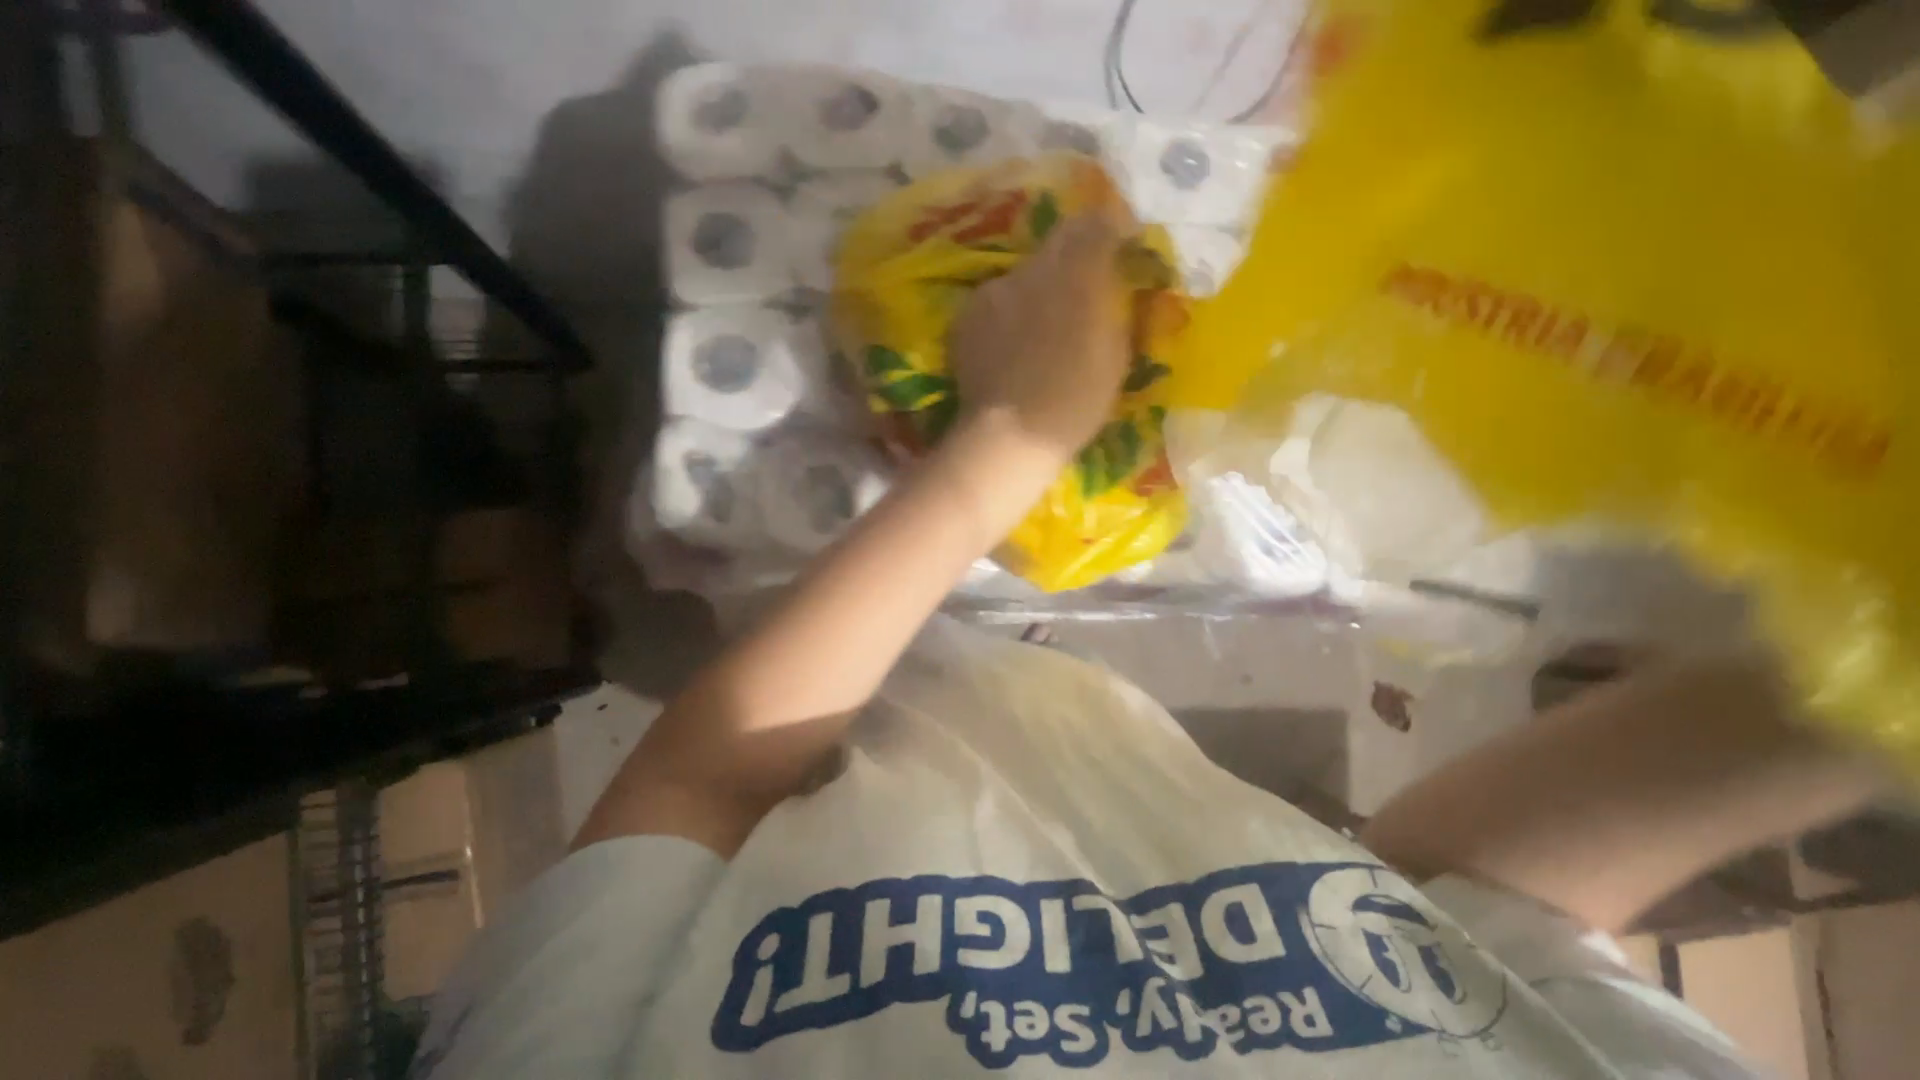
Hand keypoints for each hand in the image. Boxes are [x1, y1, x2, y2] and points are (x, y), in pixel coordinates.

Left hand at [946, 205, 1136, 463]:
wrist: (1009, 435)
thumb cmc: (1076, 400)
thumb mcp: (1115, 354)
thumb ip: (1114, 306)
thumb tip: (1112, 280)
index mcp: (1079, 275)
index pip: (1097, 223)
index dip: (1109, 228)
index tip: (1119, 243)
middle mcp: (1033, 269)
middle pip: (1058, 242)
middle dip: (1074, 256)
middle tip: (1083, 287)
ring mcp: (995, 289)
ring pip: (1024, 274)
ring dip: (1037, 289)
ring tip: (1043, 327)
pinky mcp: (967, 314)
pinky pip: (996, 300)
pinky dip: (1009, 313)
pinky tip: (1012, 345)